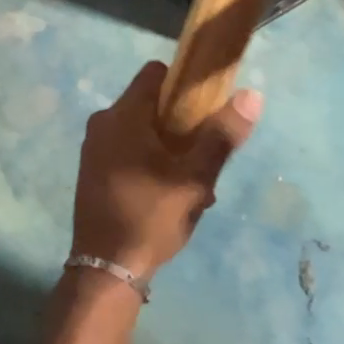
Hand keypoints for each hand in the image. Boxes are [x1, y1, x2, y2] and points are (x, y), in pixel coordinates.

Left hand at [70, 61, 261, 278]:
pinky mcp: (92, 172)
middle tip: (205, 156)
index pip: (156, 73)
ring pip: (142, 131)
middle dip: (182, 124)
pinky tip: (171, 195)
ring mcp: (93, 149)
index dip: (185, 84)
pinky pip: (128, 151)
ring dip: (170, 149)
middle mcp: (102, 123)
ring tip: (194, 183)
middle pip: (151, 104)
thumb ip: (221, 136)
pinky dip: (151, 162)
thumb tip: (251, 95)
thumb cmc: (150, 217)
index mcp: (122, 115)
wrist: (105, 271)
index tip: (208, 109)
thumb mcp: (194, 179)